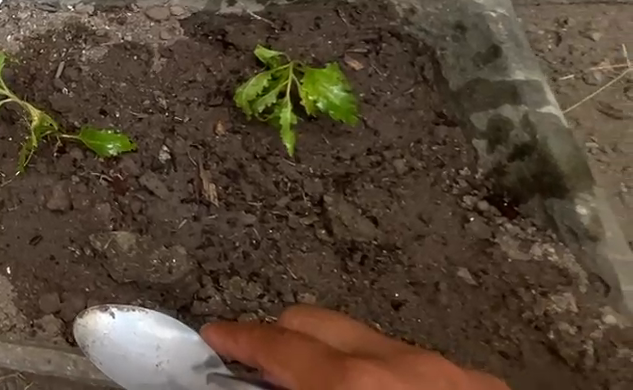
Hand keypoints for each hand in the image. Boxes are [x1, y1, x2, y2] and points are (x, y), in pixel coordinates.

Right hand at [203, 305, 509, 388]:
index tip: (216, 341)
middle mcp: (395, 363)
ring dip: (341, 360)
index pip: (268, 340)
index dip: (233, 339)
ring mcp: (449, 373)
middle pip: (310, 321)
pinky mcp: (489, 389)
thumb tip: (254, 381)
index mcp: (348, 381)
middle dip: (283, 339)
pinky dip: (398, 379)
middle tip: (268, 369)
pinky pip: (424, 365)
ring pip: (367, 340)